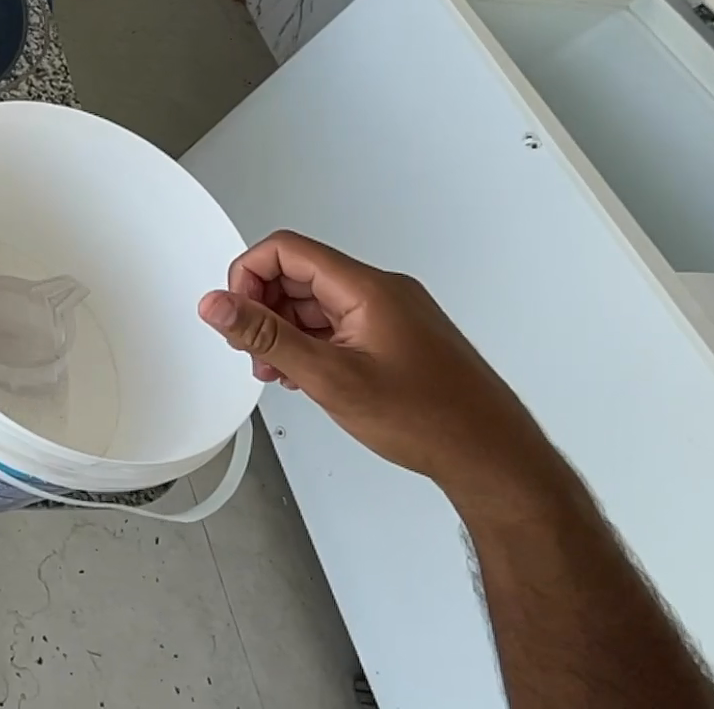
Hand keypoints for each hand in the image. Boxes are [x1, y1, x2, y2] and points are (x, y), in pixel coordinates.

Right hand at [197, 231, 555, 501]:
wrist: (497, 463)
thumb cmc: (430, 422)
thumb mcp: (327, 377)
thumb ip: (264, 336)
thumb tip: (215, 304)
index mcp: (367, 289)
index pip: (285, 250)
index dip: (248, 276)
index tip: (237, 314)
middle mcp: (380, 292)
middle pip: (295, 274)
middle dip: (261, 308)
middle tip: (252, 348)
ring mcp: (389, 314)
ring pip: (311, 301)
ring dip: (281, 330)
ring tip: (275, 369)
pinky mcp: (392, 336)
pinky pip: (333, 323)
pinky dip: (307, 342)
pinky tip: (301, 374)